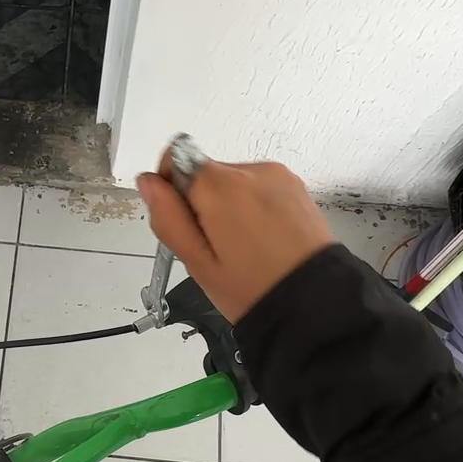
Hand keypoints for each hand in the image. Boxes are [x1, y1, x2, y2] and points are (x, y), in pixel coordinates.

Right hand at [136, 151, 334, 320]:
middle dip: (201, 203)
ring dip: (227, 206)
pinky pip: (257, 187)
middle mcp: (251, 172)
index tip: (184, 221)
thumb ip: (168, 217)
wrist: (314, 302)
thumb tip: (148, 182)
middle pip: (204, 172)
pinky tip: (261, 239)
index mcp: (222, 188)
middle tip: (214, 246)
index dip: (171, 189)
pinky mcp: (294, 186)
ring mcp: (277, 176)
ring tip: (241, 247)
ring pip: (231, 181)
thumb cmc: (253, 289)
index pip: (175, 159)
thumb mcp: (197, 262)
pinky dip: (251, 208)